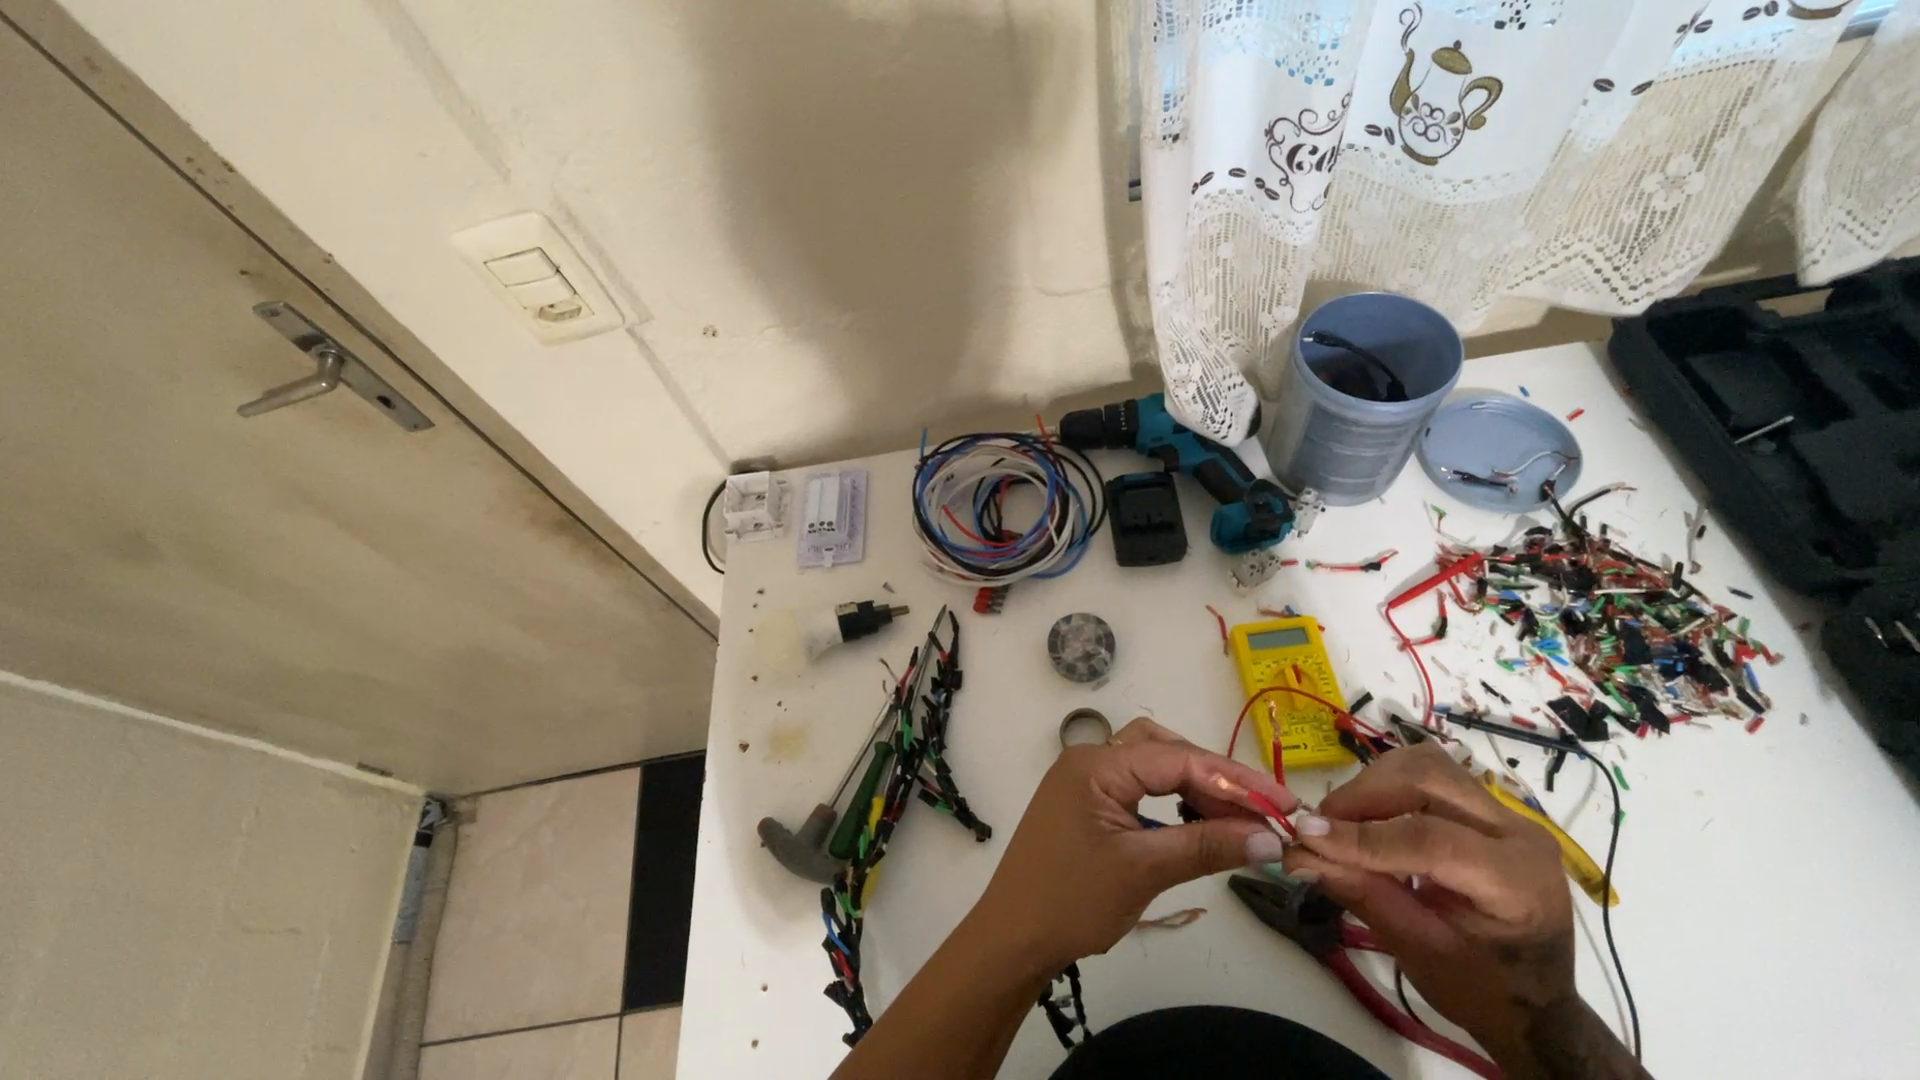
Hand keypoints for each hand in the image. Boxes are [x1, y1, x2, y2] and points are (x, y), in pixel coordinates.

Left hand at [968, 718, 1297, 975]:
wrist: (1012, 938)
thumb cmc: (1071, 901)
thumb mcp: (1144, 871)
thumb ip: (1207, 846)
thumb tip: (1270, 838)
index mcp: (1097, 765)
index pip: (1179, 758)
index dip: (1235, 780)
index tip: (1283, 804)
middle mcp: (1090, 760)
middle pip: (1166, 751)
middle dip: (1216, 778)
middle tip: (1264, 812)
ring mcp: (1086, 782)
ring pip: (1154, 767)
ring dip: (1196, 788)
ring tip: (1239, 821)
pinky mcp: (1088, 805)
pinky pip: (1139, 790)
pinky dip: (1172, 803)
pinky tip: (1199, 825)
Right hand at [1282, 742, 1574, 1059]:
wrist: (1534, 1002)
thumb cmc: (1480, 989)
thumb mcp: (1417, 951)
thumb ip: (1361, 893)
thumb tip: (1298, 855)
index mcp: (1517, 882)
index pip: (1431, 839)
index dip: (1362, 836)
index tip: (1305, 838)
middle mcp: (1518, 833)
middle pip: (1427, 778)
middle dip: (1362, 795)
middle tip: (1319, 827)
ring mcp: (1505, 814)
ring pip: (1424, 764)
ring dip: (1372, 785)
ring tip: (1342, 822)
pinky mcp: (1485, 808)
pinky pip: (1427, 774)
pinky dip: (1386, 787)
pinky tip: (1367, 820)